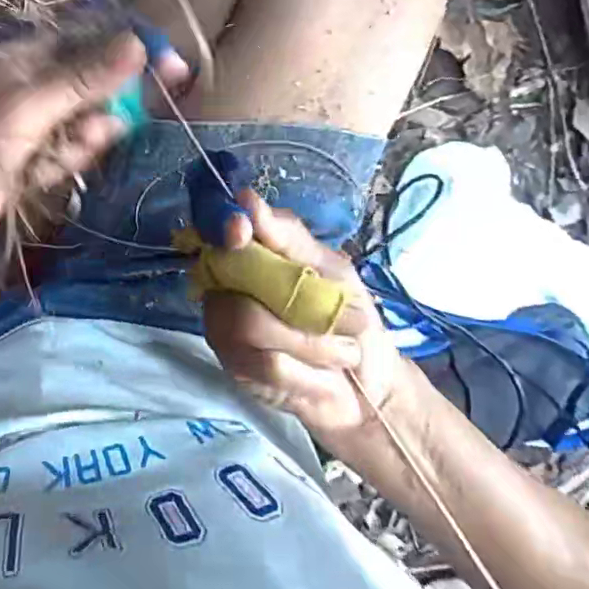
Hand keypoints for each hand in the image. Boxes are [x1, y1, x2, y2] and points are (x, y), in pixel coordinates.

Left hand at [0, 30, 163, 229]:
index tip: (170, 65)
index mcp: (29, 58)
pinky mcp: (43, 153)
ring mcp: (42, 120)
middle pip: (98, 84)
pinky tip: (45, 172)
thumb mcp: (29, 108)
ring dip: (85, 139)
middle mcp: (39, 83)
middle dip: (106, 108)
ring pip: (92, 121)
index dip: (130, 51)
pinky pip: (75, 149)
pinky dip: (68, 161)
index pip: (92, 41)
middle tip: (98, 132)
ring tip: (59, 156)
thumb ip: (84, 79)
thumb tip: (138, 44)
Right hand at [202, 190, 417, 443]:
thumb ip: (288, 236)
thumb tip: (244, 199)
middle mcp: (224, 284)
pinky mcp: (235, 366)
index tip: (240, 229)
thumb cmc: (352, 319)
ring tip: (340, 350)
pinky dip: (308, 370)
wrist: (370, 389)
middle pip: (233, 276)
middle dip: (299, 300)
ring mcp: (223, 325)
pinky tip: (321, 374)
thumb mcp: (333, 270)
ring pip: (250, 322)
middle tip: (349, 320)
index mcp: (247, 252)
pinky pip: (267, 363)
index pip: (217, 230)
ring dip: (311, 342)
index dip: (222, 226)